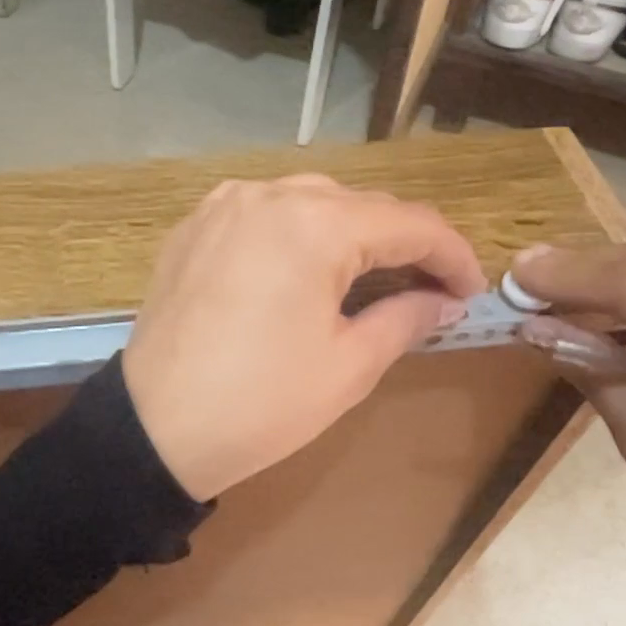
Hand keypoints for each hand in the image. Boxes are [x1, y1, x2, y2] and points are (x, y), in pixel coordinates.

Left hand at [123, 175, 486, 499]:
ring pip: (308, 202)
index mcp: (314, 224)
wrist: (155, 430)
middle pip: (358, 205)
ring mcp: (222, 206)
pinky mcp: (192, 227)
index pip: (409, 221)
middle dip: (401, 242)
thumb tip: (443, 300)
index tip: (471, 291)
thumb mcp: (349, 366)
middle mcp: (267, 195)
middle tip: (426, 289)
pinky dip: (294, 233)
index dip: (452, 254)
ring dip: (348, 233)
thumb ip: (405, 317)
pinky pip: (261, 214)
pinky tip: (304, 270)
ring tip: (369, 279)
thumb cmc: (261, 404)